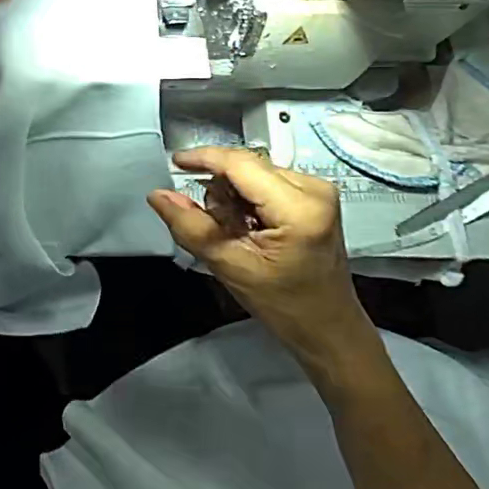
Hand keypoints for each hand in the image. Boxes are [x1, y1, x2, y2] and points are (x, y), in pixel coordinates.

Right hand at [147, 147, 373, 365]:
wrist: (329, 328)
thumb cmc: (284, 306)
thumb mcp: (232, 268)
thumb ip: (192, 227)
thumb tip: (158, 195)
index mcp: (299, 207)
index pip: (241, 165)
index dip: (205, 159)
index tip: (175, 162)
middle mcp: (313, 187)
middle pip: (247, 166)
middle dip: (222, 190)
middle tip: (218, 229)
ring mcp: (318, 189)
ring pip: (254, 172)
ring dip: (235, 196)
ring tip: (237, 234)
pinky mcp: (316, 194)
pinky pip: (267, 181)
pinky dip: (250, 199)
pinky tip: (251, 229)